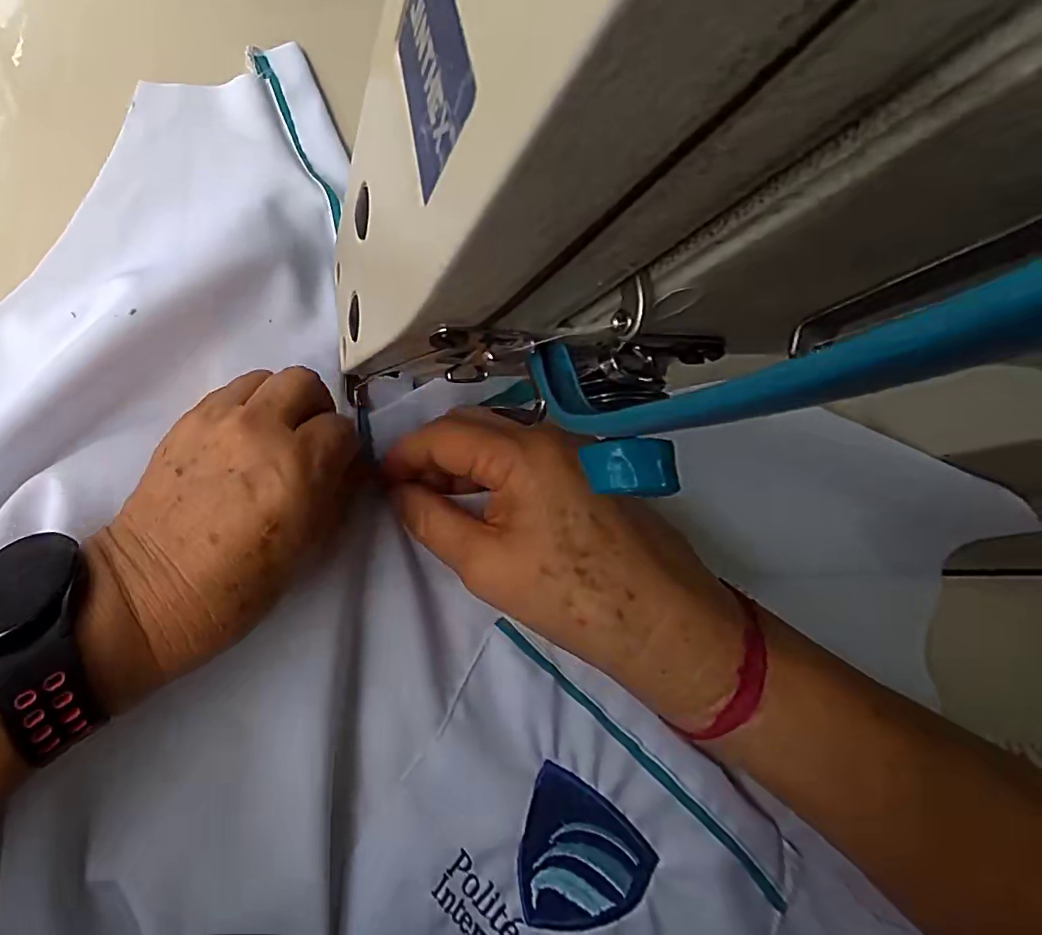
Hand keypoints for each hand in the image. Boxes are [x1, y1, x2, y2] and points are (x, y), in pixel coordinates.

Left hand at [79, 367, 358, 712]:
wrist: (152, 583)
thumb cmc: (235, 587)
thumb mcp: (306, 549)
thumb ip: (333, 495)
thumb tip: (345, 465)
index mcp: (295, 466)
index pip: (340, 428)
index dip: (342, 449)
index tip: (334, 466)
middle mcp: (257, 428)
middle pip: (302, 382)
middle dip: (313, 408)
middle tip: (304, 441)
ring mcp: (215, 419)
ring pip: (261, 378)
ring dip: (274, 401)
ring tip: (267, 437)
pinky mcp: (184, 421)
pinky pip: (225, 393)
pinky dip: (241, 407)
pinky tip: (233, 443)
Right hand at [381, 408, 746, 729]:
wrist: (674, 630)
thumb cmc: (570, 598)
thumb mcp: (481, 562)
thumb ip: (428, 517)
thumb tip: (398, 492)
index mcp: (522, 453)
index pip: (440, 435)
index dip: (402, 455)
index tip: (380, 482)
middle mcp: (550, 436)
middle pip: (467, 423)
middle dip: (428, 451)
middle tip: (405, 488)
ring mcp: (576, 449)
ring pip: (495, 434)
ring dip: (458, 458)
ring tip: (436, 497)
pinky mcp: (591, 467)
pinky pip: (523, 451)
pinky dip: (489, 466)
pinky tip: (479, 500)